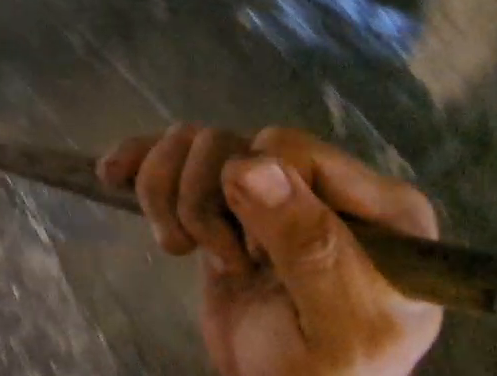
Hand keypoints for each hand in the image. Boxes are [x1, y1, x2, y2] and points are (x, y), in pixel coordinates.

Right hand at [98, 125, 442, 375]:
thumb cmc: (319, 374)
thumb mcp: (333, 328)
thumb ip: (307, 247)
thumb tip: (250, 165)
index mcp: (383, 210)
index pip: (288, 149)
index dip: (256, 194)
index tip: (258, 254)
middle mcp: (325, 185)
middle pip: (230, 143)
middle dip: (199, 198)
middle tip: (219, 260)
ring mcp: (269, 186)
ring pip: (190, 143)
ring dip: (163, 193)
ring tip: (178, 247)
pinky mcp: (220, 194)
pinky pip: (165, 149)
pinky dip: (134, 162)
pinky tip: (113, 179)